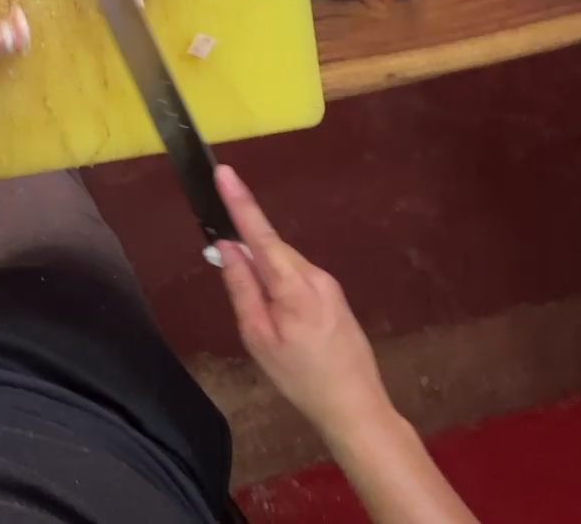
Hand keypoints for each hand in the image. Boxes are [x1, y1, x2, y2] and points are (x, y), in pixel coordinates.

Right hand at [213, 164, 393, 437]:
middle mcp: (315, 276)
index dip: (240, 202)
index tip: (224, 172)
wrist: (356, 408)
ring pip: (282, 261)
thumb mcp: (258, 337)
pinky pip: (295, 274)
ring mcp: (328, 284)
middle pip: (270, 247)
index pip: (260, 234)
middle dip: (246, 251)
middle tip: (230, 278)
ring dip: (263, 272)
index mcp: (294, 287)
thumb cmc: (299, 377)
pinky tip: (280, 318)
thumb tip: (227, 246)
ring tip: (265, 318)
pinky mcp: (333, 294)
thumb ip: (241, 287)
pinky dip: (278, 282)